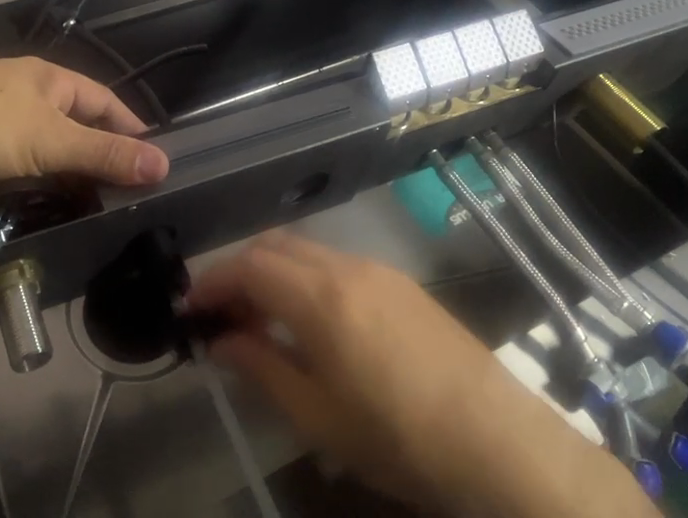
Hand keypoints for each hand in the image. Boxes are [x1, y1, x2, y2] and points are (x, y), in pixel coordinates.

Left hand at [0, 57, 169, 195]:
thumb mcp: (52, 140)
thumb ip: (105, 153)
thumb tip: (164, 163)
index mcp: (44, 75)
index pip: (102, 97)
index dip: (128, 124)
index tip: (151, 154)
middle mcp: (18, 86)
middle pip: (71, 116)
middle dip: (95, 145)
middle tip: (120, 181)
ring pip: (39, 135)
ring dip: (61, 160)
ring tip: (82, 192)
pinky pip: (11, 152)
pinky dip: (30, 170)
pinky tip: (33, 191)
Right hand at [187, 233, 656, 517]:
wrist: (497, 441)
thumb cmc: (396, 435)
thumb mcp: (316, 414)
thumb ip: (261, 366)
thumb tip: (222, 340)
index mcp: (319, 296)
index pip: (247, 266)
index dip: (212, 282)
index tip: (190, 309)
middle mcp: (347, 267)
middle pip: (275, 246)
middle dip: (240, 271)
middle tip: (223, 316)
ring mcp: (380, 271)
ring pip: (308, 250)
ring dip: (275, 272)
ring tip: (263, 320)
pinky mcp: (404, 285)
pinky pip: (338, 263)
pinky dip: (308, 277)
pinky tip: (312, 320)